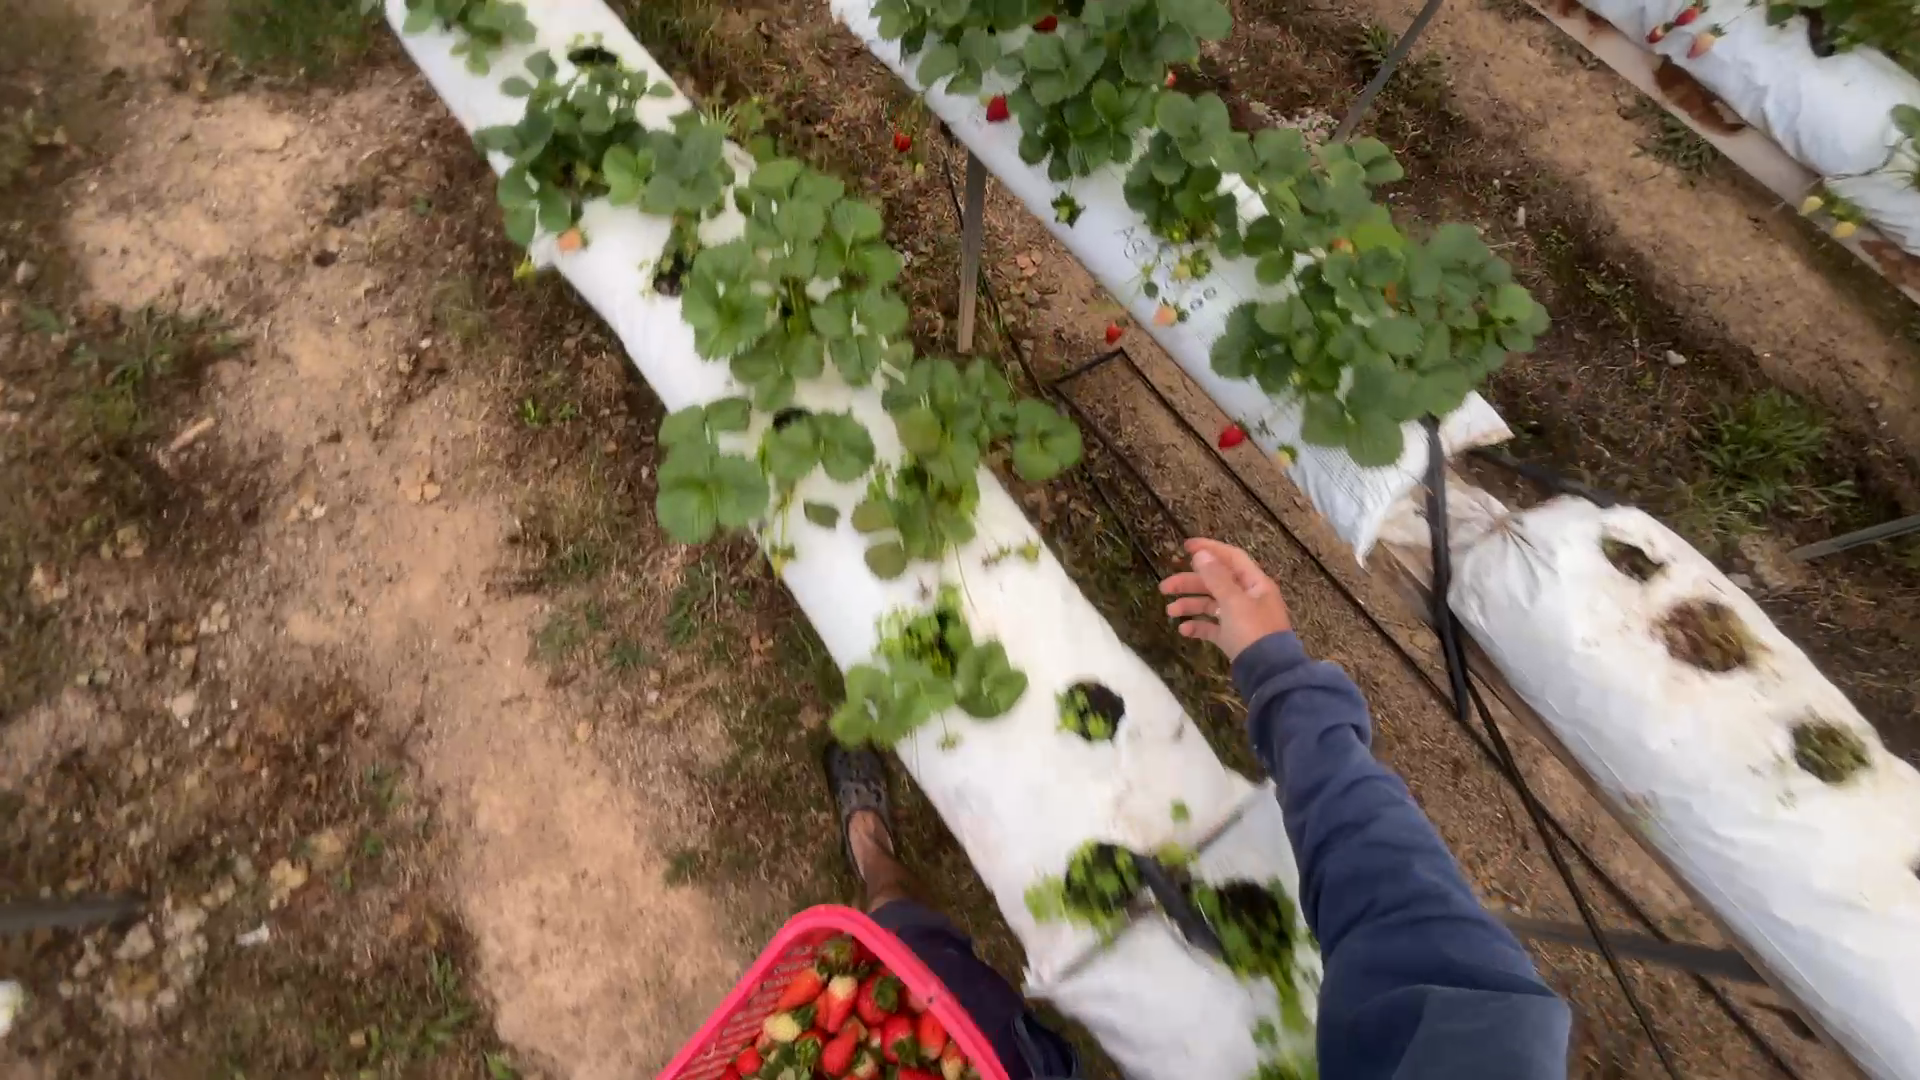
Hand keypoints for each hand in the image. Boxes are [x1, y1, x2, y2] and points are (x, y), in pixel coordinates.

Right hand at [1159, 538, 1291, 660]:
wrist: (1269, 673)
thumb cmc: (1253, 631)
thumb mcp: (1234, 601)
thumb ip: (1216, 577)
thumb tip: (1200, 554)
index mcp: (1254, 584)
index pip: (1230, 558)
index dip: (1209, 549)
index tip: (1185, 547)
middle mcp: (1248, 598)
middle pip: (1215, 582)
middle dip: (1189, 583)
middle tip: (1164, 587)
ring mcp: (1241, 619)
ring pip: (1211, 604)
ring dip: (1190, 604)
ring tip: (1170, 612)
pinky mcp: (1234, 638)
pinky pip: (1212, 627)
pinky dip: (1198, 626)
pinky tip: (1184, 630)